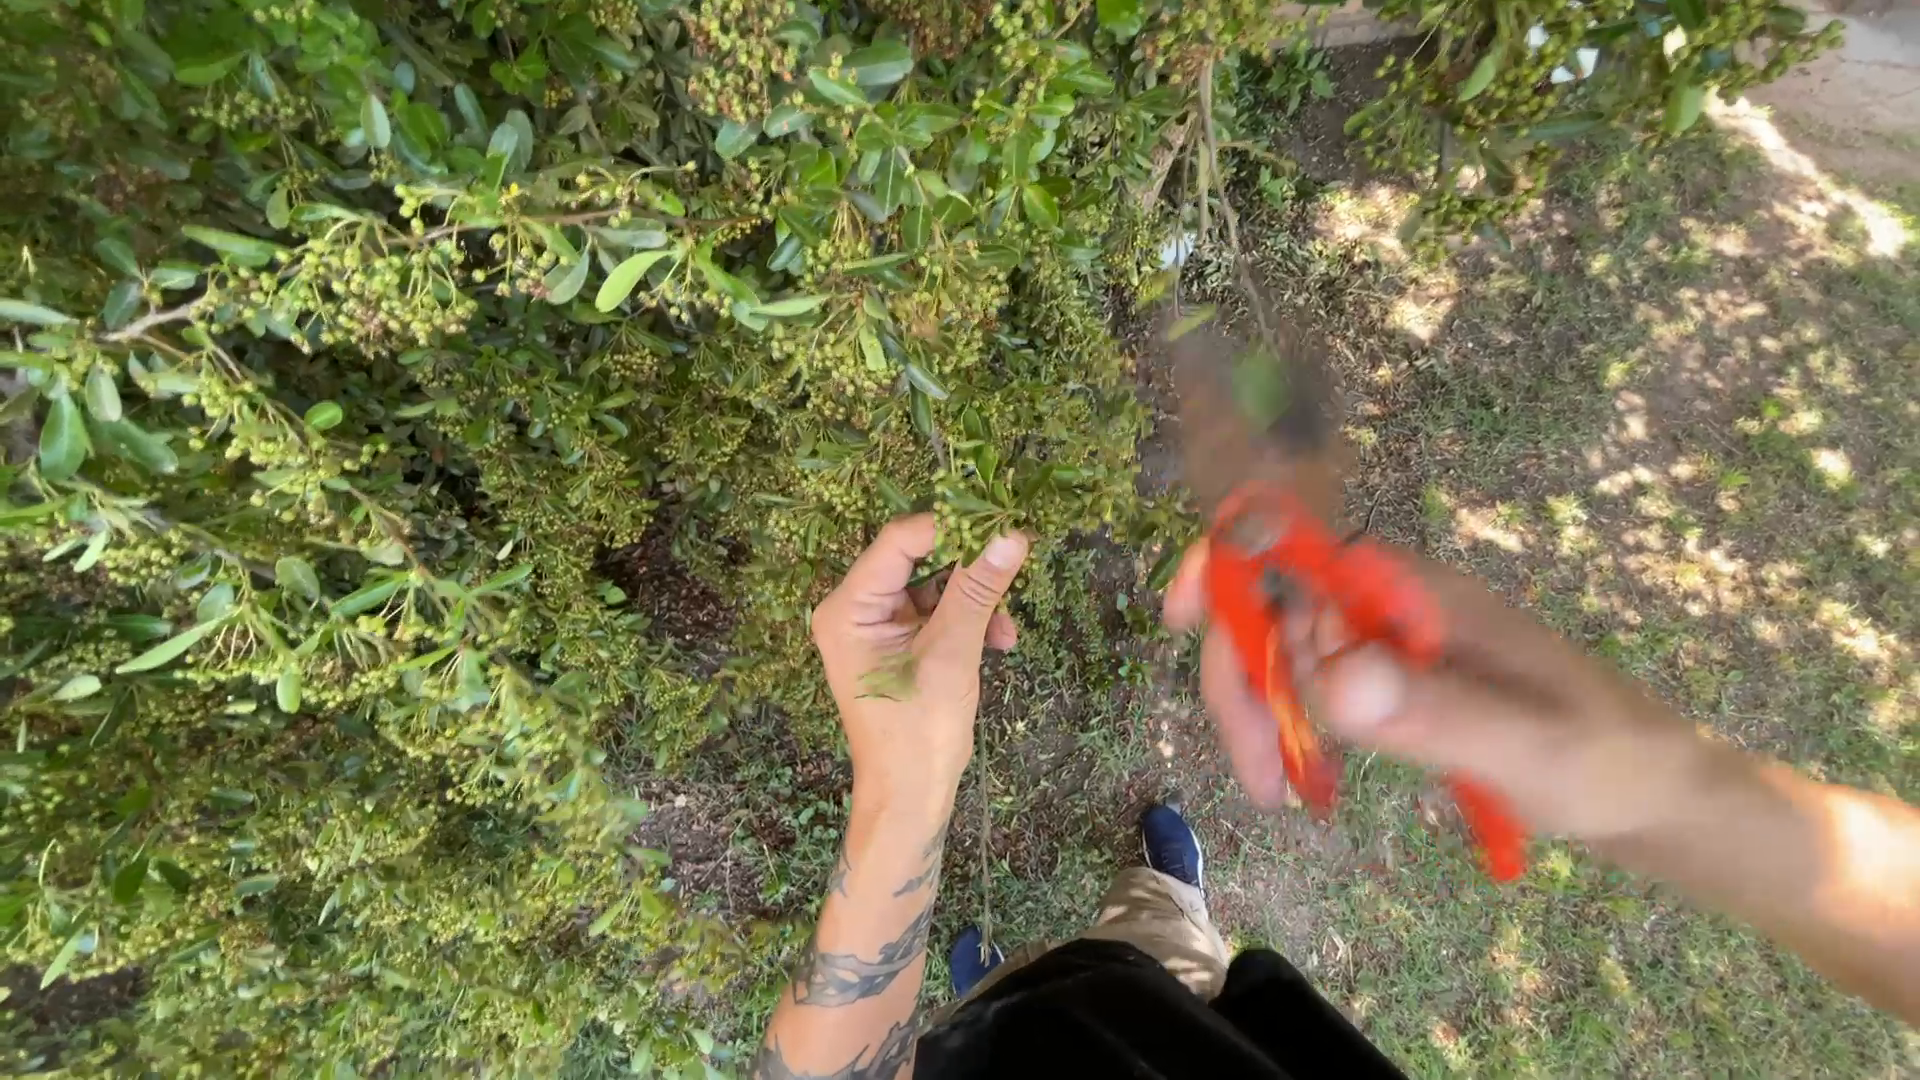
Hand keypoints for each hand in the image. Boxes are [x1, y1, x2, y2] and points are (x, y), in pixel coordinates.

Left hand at [811, 514, 1029, 810]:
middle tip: (1013, 560)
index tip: (1001, 522)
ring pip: (934, 588)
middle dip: (968, 568)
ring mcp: (877, 627)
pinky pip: (937, 615)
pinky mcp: (899, 643)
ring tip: (1006, 628)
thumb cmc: (920, 729)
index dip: (950, 526)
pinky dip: (969, 623)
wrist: (911, 796)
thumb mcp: (952, 653)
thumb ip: (978, 590)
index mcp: (848, 606)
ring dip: (975, 603)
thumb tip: (1012, 535)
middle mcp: (855, 608)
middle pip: (918, 561)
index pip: (899, 541)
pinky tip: (1000, 642)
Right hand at [1164, 539, 1708, 840]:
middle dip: (1241, 687)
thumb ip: (1437, 711)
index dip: (1222, 566)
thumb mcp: (1534, 749)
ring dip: (1259, 716)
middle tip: (1261, 778)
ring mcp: (1373, 635)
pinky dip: (1284, 726)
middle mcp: (1378, 599)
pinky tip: (1304, 775)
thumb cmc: (1609, 762)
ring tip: (1282, 791)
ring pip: (1274, 654)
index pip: (1290, 549)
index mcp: (1408, 588)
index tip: (1178, 614)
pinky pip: (1300, 684)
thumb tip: (1331, 680)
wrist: (1656, 792)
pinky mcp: (1374, 673)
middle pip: (1264, 612)